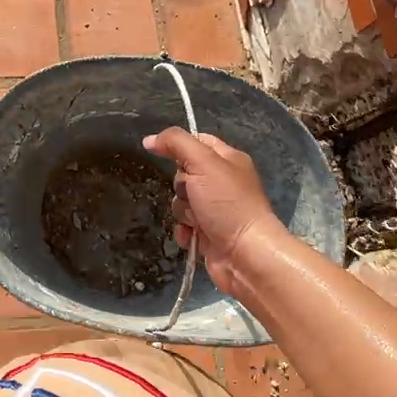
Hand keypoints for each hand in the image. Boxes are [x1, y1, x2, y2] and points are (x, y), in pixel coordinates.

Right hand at [142, 128, 284, 299]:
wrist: (247, 256)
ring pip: (181, 200)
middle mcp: (223, 182)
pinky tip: (191, 236)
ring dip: (183, 211)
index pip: (197, 140)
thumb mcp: (203, 162)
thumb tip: (149, 140)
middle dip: (181, 186)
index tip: (167, 155)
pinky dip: (185, 230)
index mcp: (228, 159)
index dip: (179, 147)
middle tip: (192, 193)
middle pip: (184, 173)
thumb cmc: (227, 203)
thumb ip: (175, 143)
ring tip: (197, 221)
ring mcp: (216, 209)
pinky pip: (184, 224)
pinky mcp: (209, 232)